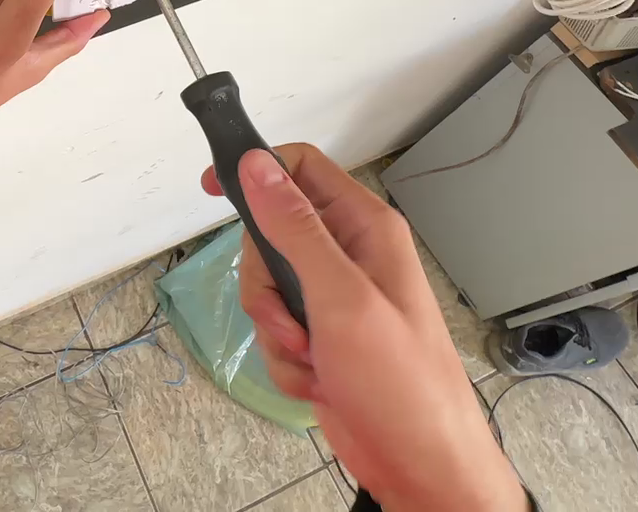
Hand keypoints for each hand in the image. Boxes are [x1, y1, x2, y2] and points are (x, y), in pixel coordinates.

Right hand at [201, 146, 524, 511]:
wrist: (424, 473)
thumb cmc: (399, 381)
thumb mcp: (341, 296)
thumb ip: (295, 227)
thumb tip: (256, 162)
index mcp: (362, 226)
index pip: (300, 167)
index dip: (256, 169)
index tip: (213, 188)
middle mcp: (346, 252)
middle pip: (270, 231)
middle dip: (265, 279)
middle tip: (287, 313)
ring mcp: (332, 294)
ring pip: (266, 282)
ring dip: (274, 324)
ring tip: (308, 354)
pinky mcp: (320, 332)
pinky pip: (274, 324)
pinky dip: (284, 354)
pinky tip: (316, 378)